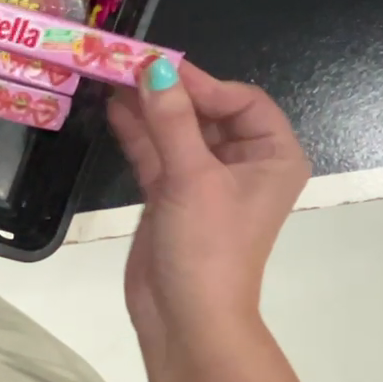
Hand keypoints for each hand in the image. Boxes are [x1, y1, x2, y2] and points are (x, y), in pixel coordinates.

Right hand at [108, 60, 310, 339]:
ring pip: (175, 133)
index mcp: (271, 156)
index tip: (156, 67)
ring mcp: (202, 182)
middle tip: (126, 66)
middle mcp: (242, 164)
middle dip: (168, 92)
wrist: (184, 316)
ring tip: (111, 81)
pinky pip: (156, 155)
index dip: (201, 84)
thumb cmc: (207, 248)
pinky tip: (113, 111)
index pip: (240, 101)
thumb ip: (171, 122)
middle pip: (205, 113)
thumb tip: (153, 69)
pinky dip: (136, 134)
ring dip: (147, 110)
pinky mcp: (169, 198)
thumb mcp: (191, 179)